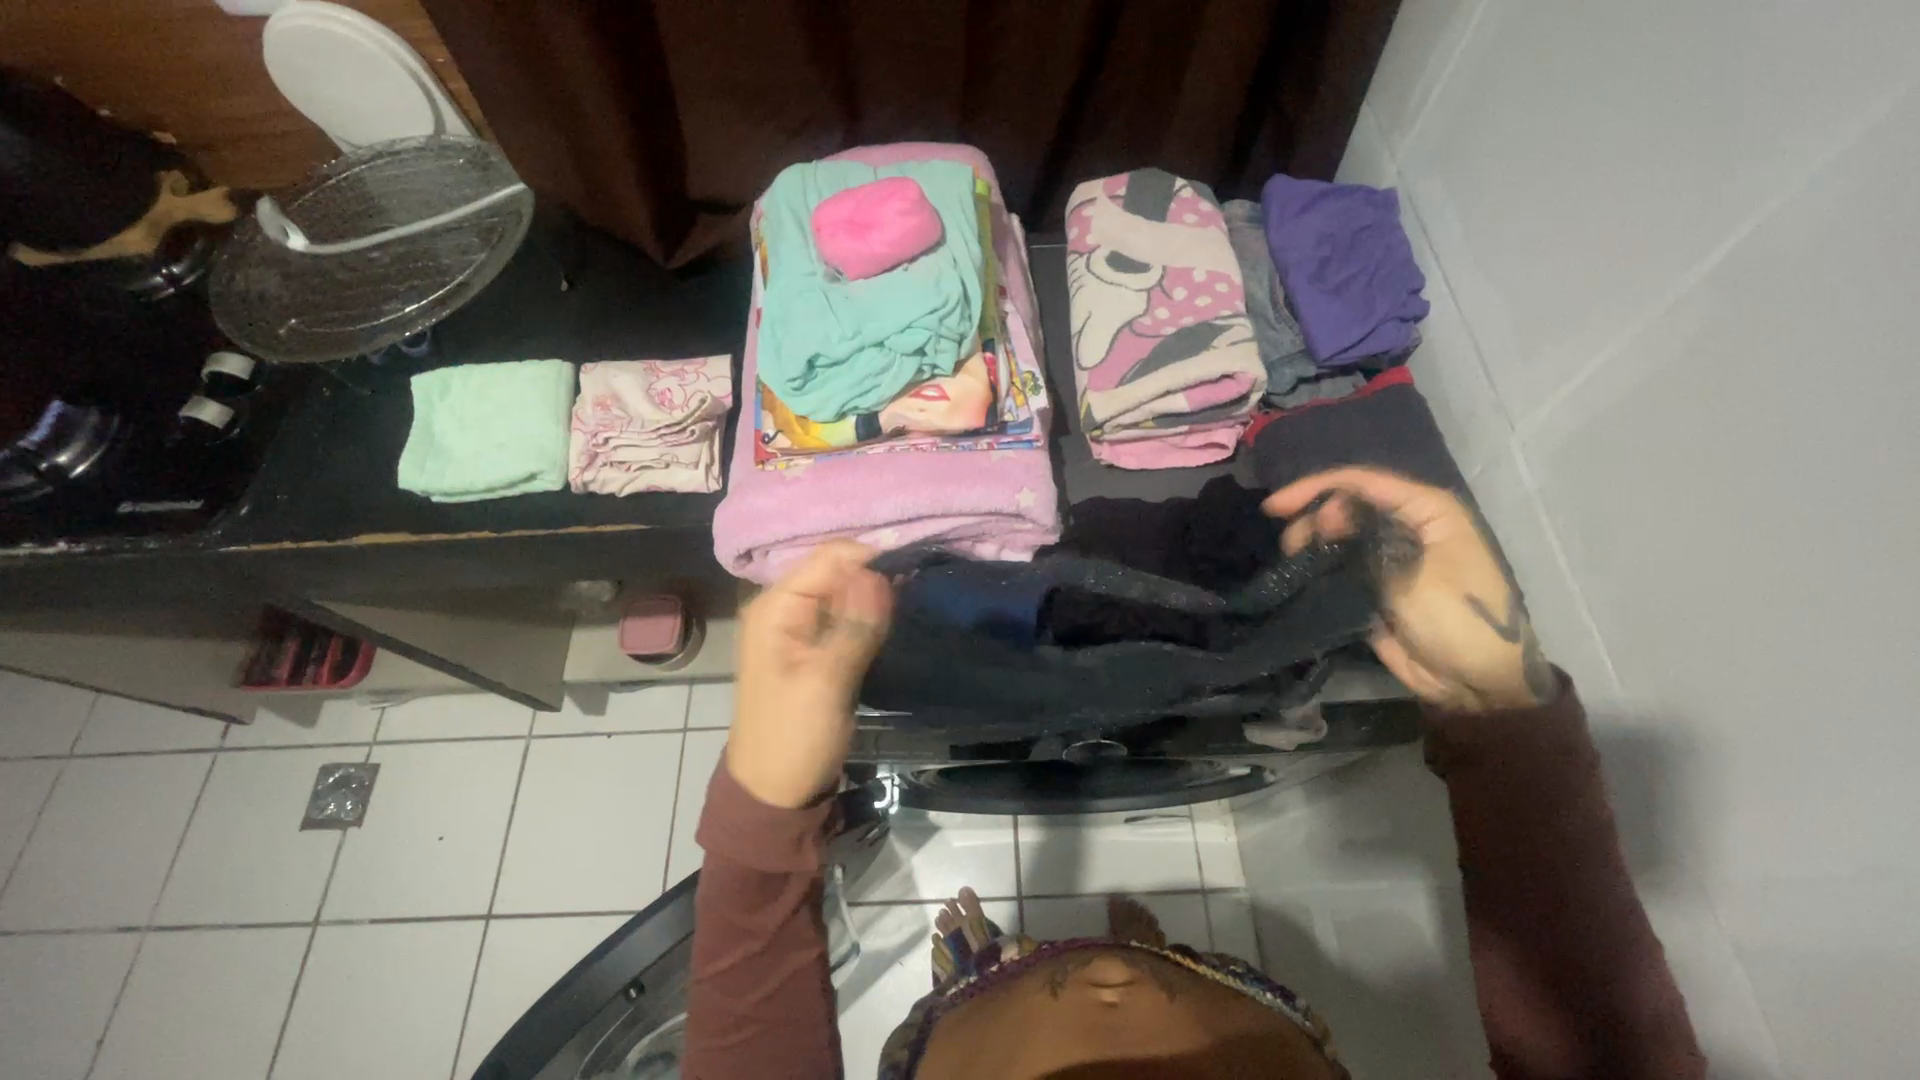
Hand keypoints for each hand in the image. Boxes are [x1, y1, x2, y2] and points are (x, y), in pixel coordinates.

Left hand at [727, 541, 893, 808]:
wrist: (775, 792)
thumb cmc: (794, 737)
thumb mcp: (826, 681)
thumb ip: (854, 624)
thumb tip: (881, 571)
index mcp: (776, 607)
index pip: (830, 557)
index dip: (873, 557)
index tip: (917, 569)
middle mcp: (786, 608)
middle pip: (839, 570)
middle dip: (878, 573)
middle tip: (922, 586)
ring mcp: (801, 629)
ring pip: (847, 593)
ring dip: (879, 595)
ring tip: (917, 600)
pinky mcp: (819, 648)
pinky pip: (849, 617)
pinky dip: (872, 616)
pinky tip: (899, 621)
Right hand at [1263, 468, 1555, 711]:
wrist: (1477, 683)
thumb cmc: (1461, 621)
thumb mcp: (1414, 577)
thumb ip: (1367, 543)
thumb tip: (1325, 517)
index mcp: (1427, 511)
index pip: (1363, 484)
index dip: (1315, 489)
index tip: (1274, 508)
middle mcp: (1408, 524)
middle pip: (1347, 506)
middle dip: (1311, 518)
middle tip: (1289, 545)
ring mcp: (1391, 555)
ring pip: (1339, 535)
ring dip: (1311, 543)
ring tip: (1292, 560)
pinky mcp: (1376, 584)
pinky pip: (1340, 565)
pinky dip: (1317, 566)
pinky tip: (1299, 573)